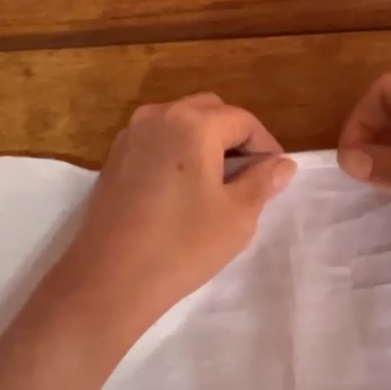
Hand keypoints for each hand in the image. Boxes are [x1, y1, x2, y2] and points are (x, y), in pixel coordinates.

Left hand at [48, 94, 295, 331]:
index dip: (265, 145)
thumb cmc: (181, 245)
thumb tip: (281, 164)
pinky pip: (156, 139)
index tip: (274, 176)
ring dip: (204, 141)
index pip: (242, 120)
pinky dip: (177, 150)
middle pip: (209, 111)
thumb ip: (262, 182)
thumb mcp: (236, 216)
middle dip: (234, 136)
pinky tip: (182, 189)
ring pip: (180, 121)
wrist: (109, 278)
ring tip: (217, 183)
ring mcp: (131, 134)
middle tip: (249, 176)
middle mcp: (159, 116)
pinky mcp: (114, 156)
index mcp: (192, 123)